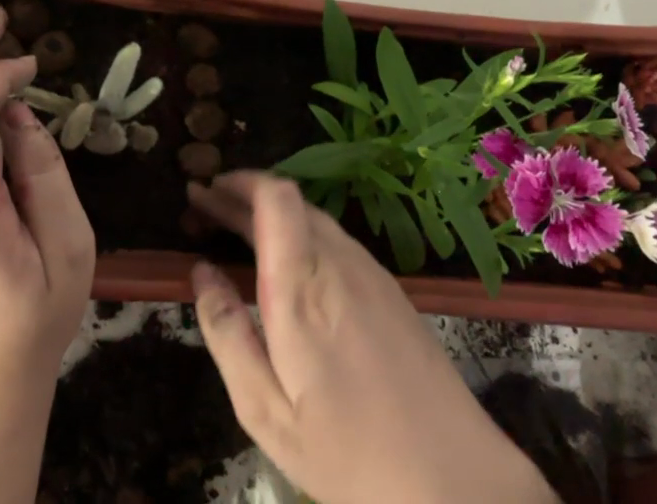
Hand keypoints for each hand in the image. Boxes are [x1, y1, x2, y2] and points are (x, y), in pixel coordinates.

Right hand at [188, 173, 556, 503]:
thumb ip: (226, 332)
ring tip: (235, 232)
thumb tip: (201, 272)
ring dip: (272, 216)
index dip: (238, 183)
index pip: (276, 198)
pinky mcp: (393, 294)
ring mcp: (373, 277)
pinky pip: (338, 244)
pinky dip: (301, 236)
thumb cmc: (347, 452)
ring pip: (316, 221)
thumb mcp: (264, 409)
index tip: (204, 192)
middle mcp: (340, 266)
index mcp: (302, 288)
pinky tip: (287, 264)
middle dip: (242, 198)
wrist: (456, 481)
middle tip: (202, 212)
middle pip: (290, 203)